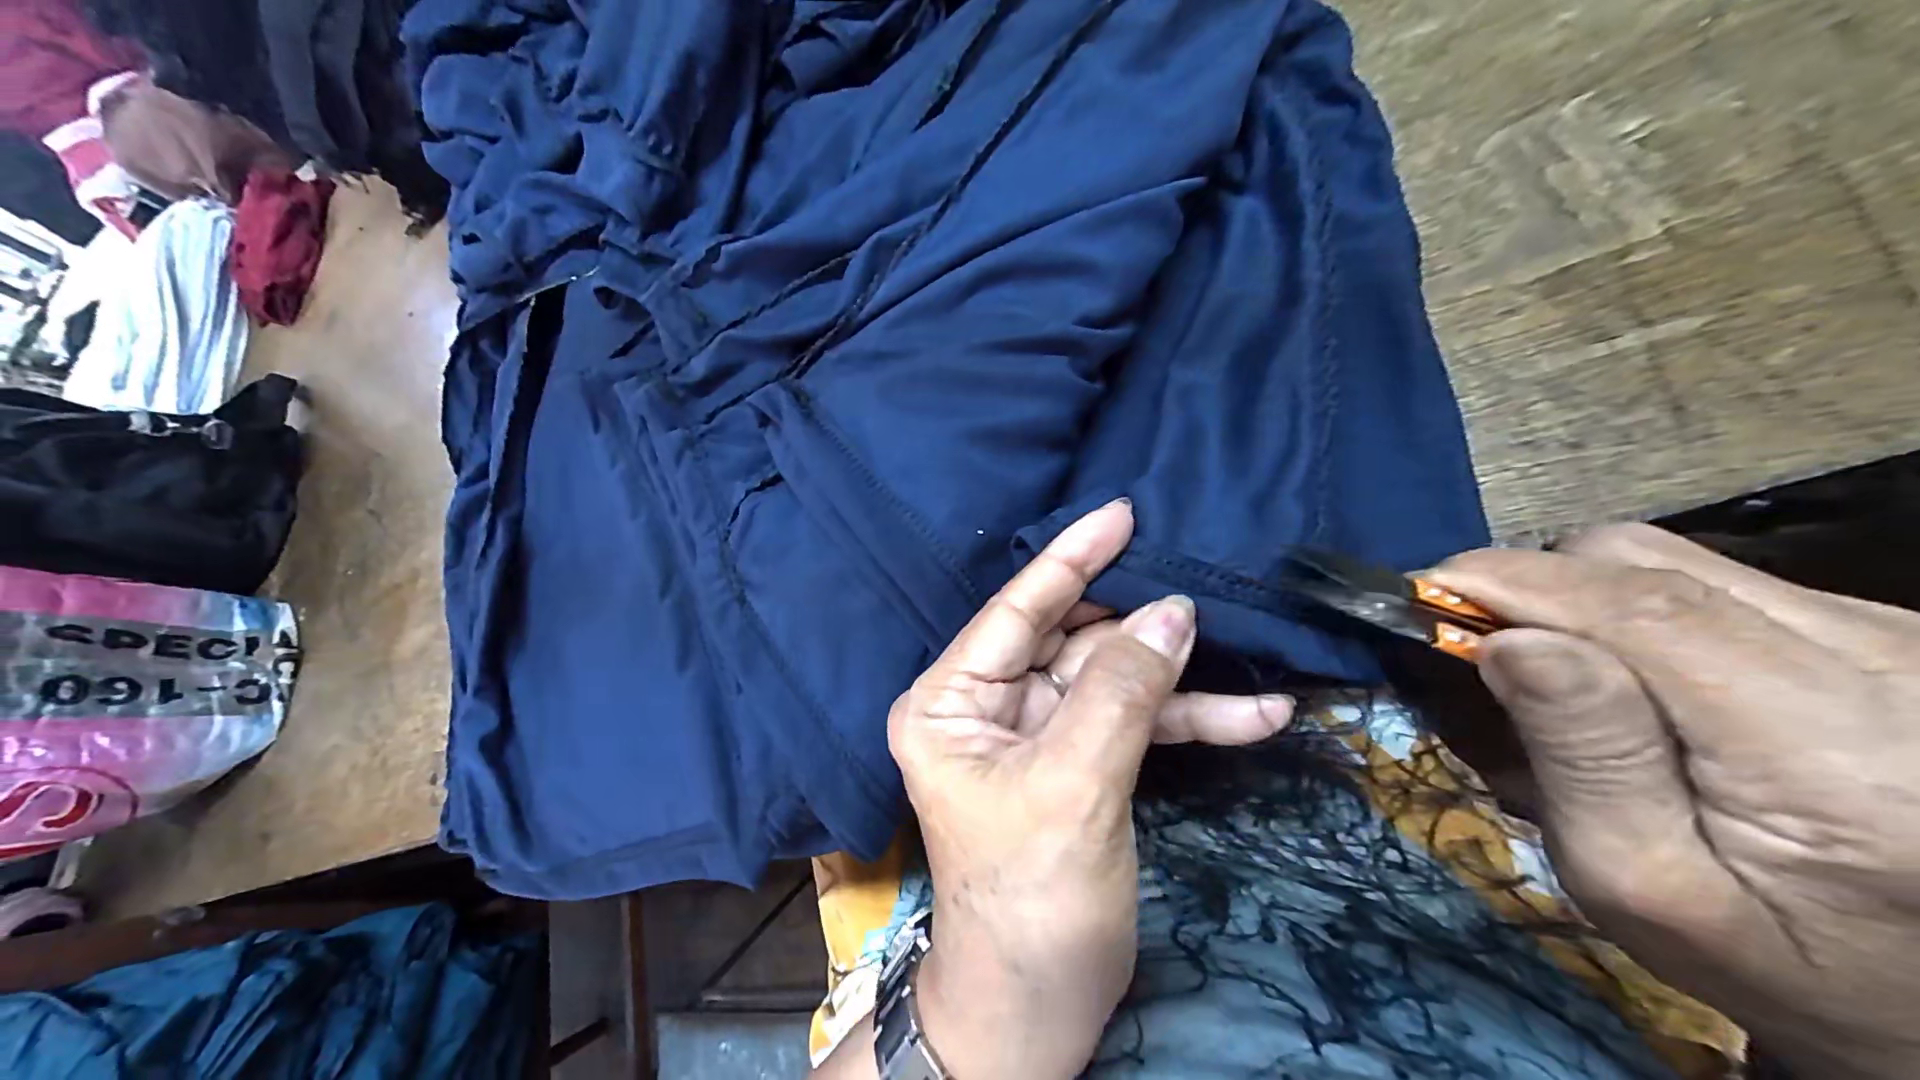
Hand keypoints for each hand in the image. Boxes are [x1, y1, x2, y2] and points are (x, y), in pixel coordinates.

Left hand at [888, 499, 1291, 1077]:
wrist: (1037, 1004)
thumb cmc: (1031, 897)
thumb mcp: (1074, 785)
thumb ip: (1121, 692)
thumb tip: (1171, 611)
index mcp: (951, 700)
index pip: (1016, 611)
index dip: (1071, 560)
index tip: (1120, 513)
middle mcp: (986, 705)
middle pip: (1069, 640)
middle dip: (1134, 621)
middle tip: (1194, 582)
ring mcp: (1034, 734)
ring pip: (1108, 680)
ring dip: (1175, 676)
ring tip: (1238, 655)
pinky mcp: (1076, 762)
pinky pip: (1129, 722)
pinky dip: (1184, 719)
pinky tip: (1254, 718)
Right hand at [1431, 524, 1919, 1079]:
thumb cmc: (1776, 958)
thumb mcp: (1644, 884)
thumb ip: (1584, 759)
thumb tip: (1510, 643)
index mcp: (1833, 753)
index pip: (1641, 610)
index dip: (1513, 581)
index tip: (1421, 590)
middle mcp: (1891, 666)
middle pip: (1647, 565)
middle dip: (1534, 587)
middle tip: (1473, 640)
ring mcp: (1900, 637)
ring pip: (1674, 560)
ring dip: (1580, 596)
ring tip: (1555, 663)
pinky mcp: (1889, 632)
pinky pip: (1714, 582)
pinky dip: (1634, 609)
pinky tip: (1633, 673)